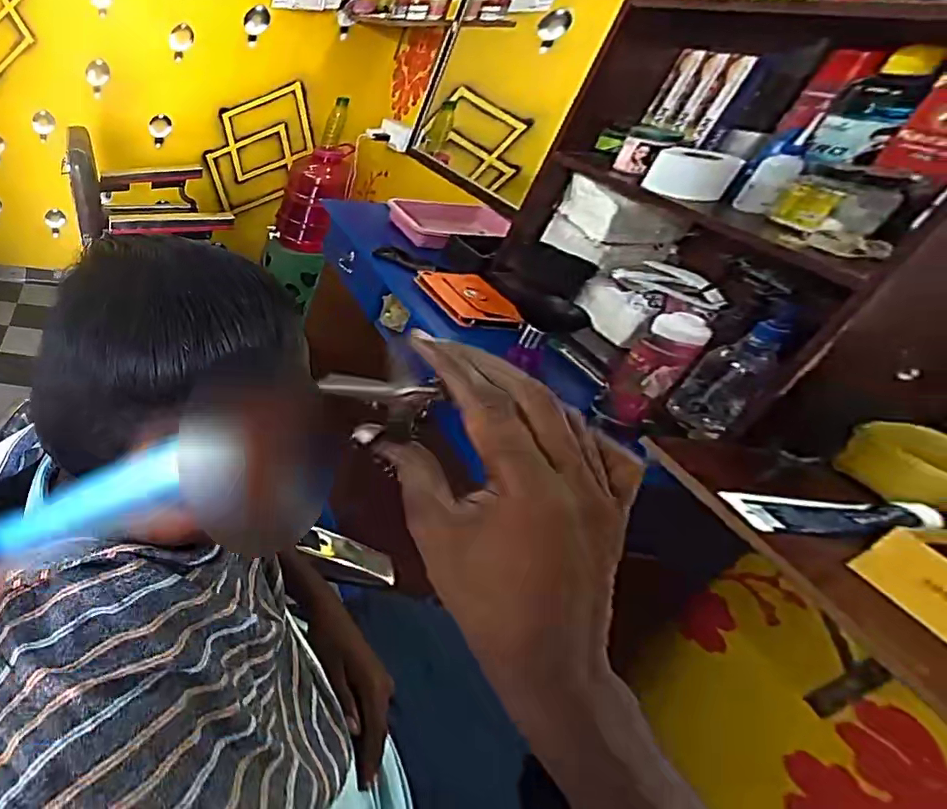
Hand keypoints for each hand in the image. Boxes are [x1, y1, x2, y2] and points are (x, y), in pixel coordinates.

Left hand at [306, 596, 393, 788]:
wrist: (328, 608)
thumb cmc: (324, 635)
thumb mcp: (329, 667)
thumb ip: (342, 698)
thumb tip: (356, 731)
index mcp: (375, 687)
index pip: (376, 732)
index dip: (371, 758)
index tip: (366, 782)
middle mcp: (385, 687)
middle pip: (380, 727)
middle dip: (372, 752)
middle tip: (364, 778)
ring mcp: (382, 680)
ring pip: (377, 717)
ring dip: (370, 737)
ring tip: (362, 761)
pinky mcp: (375, 674)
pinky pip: (374, 705)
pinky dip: (368, 721)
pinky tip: (360, 731)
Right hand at [376, 338, 641, 697]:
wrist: (547, 656)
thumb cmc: (481, 596)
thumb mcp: (434, 529)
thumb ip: (415, 471)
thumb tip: (384, 434)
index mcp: (527, 484)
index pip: (488, 404)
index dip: (451, 367)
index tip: (421, 343)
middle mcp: (575, 479)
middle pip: (532, 398)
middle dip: (482, 365)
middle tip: (441, 348)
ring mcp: (604, 493)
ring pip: (568, 416)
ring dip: (521, 386)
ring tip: (479, 371)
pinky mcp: (616, 509)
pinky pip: (606, 451)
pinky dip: (573, 424)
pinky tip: (550, 420)